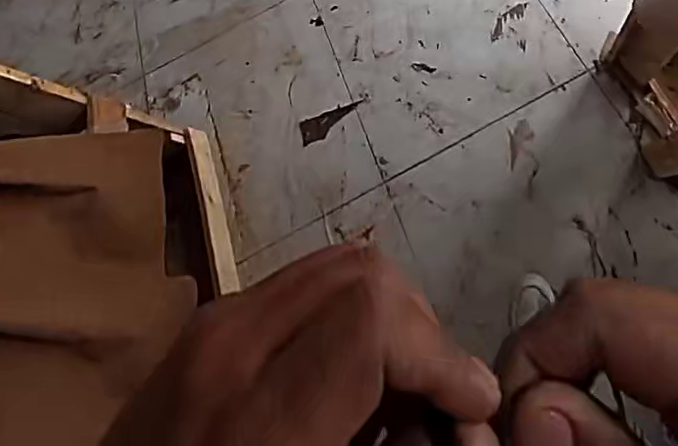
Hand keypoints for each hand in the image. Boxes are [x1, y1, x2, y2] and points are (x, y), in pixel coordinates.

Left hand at [103, 243, 500, 445]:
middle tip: (437, 396)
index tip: (469, 401)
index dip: (436, 349)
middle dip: (418, 326)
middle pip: (360, 271)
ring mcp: (213, 319)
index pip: (369, 311)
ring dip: (385, 313)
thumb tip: (456, 412)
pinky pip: (299, 284)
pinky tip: (350, 373)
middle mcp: (232, 341)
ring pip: (334, 264)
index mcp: (256, 413)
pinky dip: (345, 313)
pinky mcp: (208, 318)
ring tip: (400, 384)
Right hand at [495, 280, 677, 445]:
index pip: (592, 312)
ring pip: (607, 328)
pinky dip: (601, 385)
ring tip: (554, 436)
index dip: (533, 363)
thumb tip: (532, 409)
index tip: (509, 429)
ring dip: (566, 379)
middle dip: (545, 370)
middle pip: (594, 311)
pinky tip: (596, 431)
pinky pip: (637, 353)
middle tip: (525, 437)